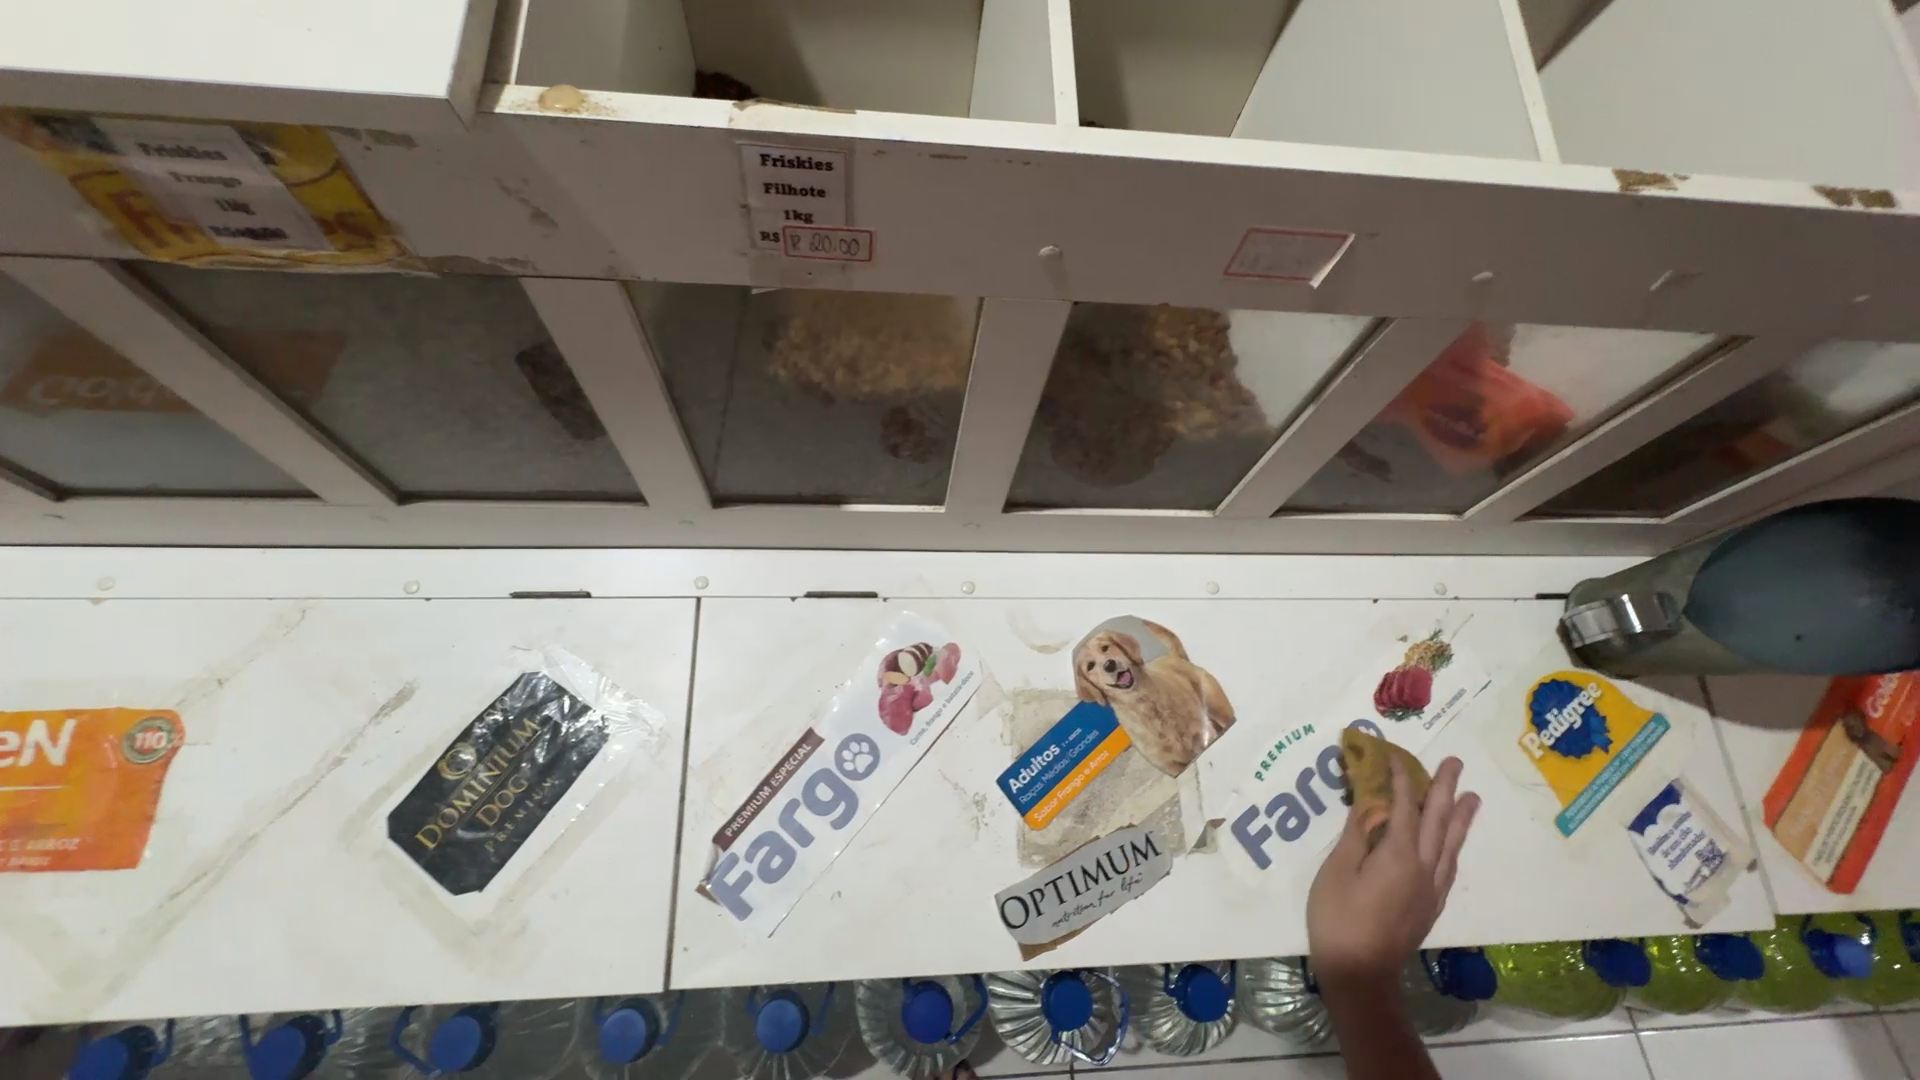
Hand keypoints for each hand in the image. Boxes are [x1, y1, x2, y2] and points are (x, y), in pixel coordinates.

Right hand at [1307, 755, 1478, 994]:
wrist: (1361, 972)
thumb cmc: (1338, 916)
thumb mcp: (1337, 869)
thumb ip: (1357, 835)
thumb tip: (1372, 805)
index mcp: (1398, 855)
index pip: (1403, 807)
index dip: (1402, 779)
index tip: (1397, 755)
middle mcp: (1423, 867)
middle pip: (1438, 821)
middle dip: (1445, 789)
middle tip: (1455, 763)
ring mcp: (1430, 888)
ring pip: (1451, 844)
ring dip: (1460, 818)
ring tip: (1472, 797)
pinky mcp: (1430, 905)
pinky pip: (1449, 865)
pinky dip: (1453, 845)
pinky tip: (1452, 842)